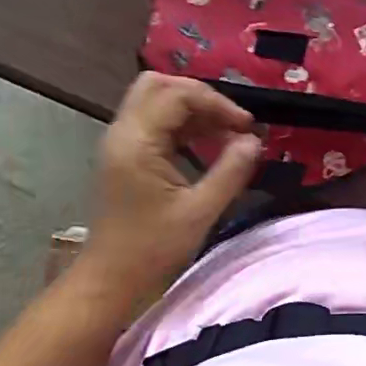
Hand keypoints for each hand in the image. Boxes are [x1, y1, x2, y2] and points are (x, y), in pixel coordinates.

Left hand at [84, 73, 261, 299]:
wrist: (110, 280)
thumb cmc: (153, 250)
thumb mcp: (200, 212)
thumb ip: (230, 172)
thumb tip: (255, 141)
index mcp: (137, 142)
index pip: (177, 95)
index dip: (217, 103)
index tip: (247, 127)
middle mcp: (122, 133)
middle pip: (159, 85)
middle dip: (201, 96)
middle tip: (232, 122)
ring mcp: (120, 144)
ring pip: (155, 101)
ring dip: (192, 109)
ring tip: (227, 133)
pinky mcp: (124, 157)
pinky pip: (154, 123)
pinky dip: (182, 125)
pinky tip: (208, 145)